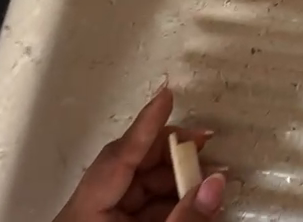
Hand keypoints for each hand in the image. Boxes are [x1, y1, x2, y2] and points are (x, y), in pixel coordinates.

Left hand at [53, 85, 224, 221]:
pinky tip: (194, 201)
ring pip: (142, 185)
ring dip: (177, 180)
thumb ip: (184, 217)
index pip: (118, 157)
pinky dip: (170, 201)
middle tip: (206, 144)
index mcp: (84, 214)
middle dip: (172, 154)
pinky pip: (142, 206)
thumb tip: (217, 181)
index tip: (167, 94)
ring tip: (210, 180)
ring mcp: (99, 220)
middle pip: (133, 166)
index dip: (146, 124)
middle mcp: (88, 212)